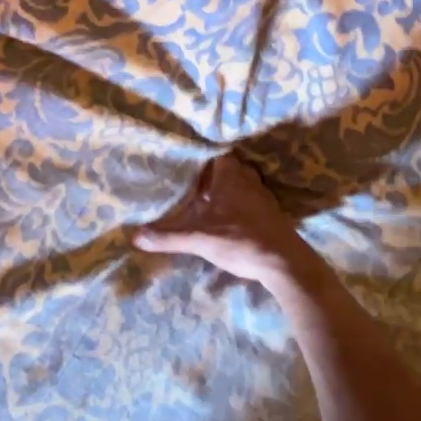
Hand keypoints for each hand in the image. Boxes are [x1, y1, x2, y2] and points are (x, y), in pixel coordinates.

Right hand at [132, 155, 324, 290]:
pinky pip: (249, 199)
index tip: (182, 167)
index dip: (198, 160)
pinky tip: (226, 219)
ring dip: (225, 191)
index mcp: (230, 175)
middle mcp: (247, 179)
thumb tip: (135, 237)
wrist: (285, 265)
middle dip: (210, 176)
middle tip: (190, 187)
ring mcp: (263, 196)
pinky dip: (237, 205)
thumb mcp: (198, 238)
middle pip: (225, 168)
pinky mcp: (271, 213)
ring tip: (205, 203)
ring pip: (240, 184)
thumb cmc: (239, 240)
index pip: (212, 155)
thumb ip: (167, 236)